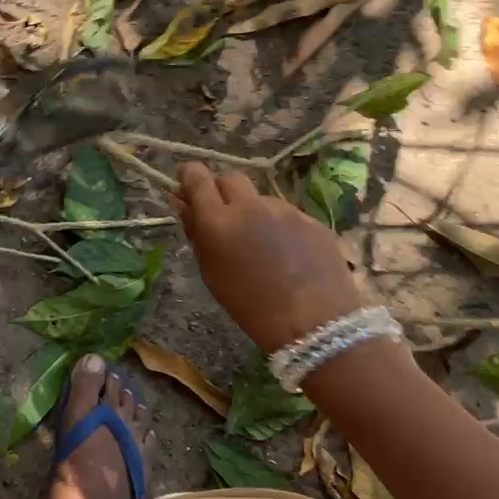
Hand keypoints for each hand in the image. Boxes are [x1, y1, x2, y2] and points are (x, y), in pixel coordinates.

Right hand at [170, 162, 364, 353]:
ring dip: (250, 210)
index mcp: (218, 220)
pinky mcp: (312, 220)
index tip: (186, 182)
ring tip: (258, 242)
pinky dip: (277, 225)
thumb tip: (183, 204)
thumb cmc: (249, 303)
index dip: (189, 175)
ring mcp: (285, 211)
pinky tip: (284, 252)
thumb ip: (195, 232)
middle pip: (230, 178)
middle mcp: (250, 206)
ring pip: (259, 197)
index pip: (197, 178)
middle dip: (220, 190)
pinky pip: (285, 214)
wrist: (315, 323)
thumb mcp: (210, 270)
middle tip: (221, 215)